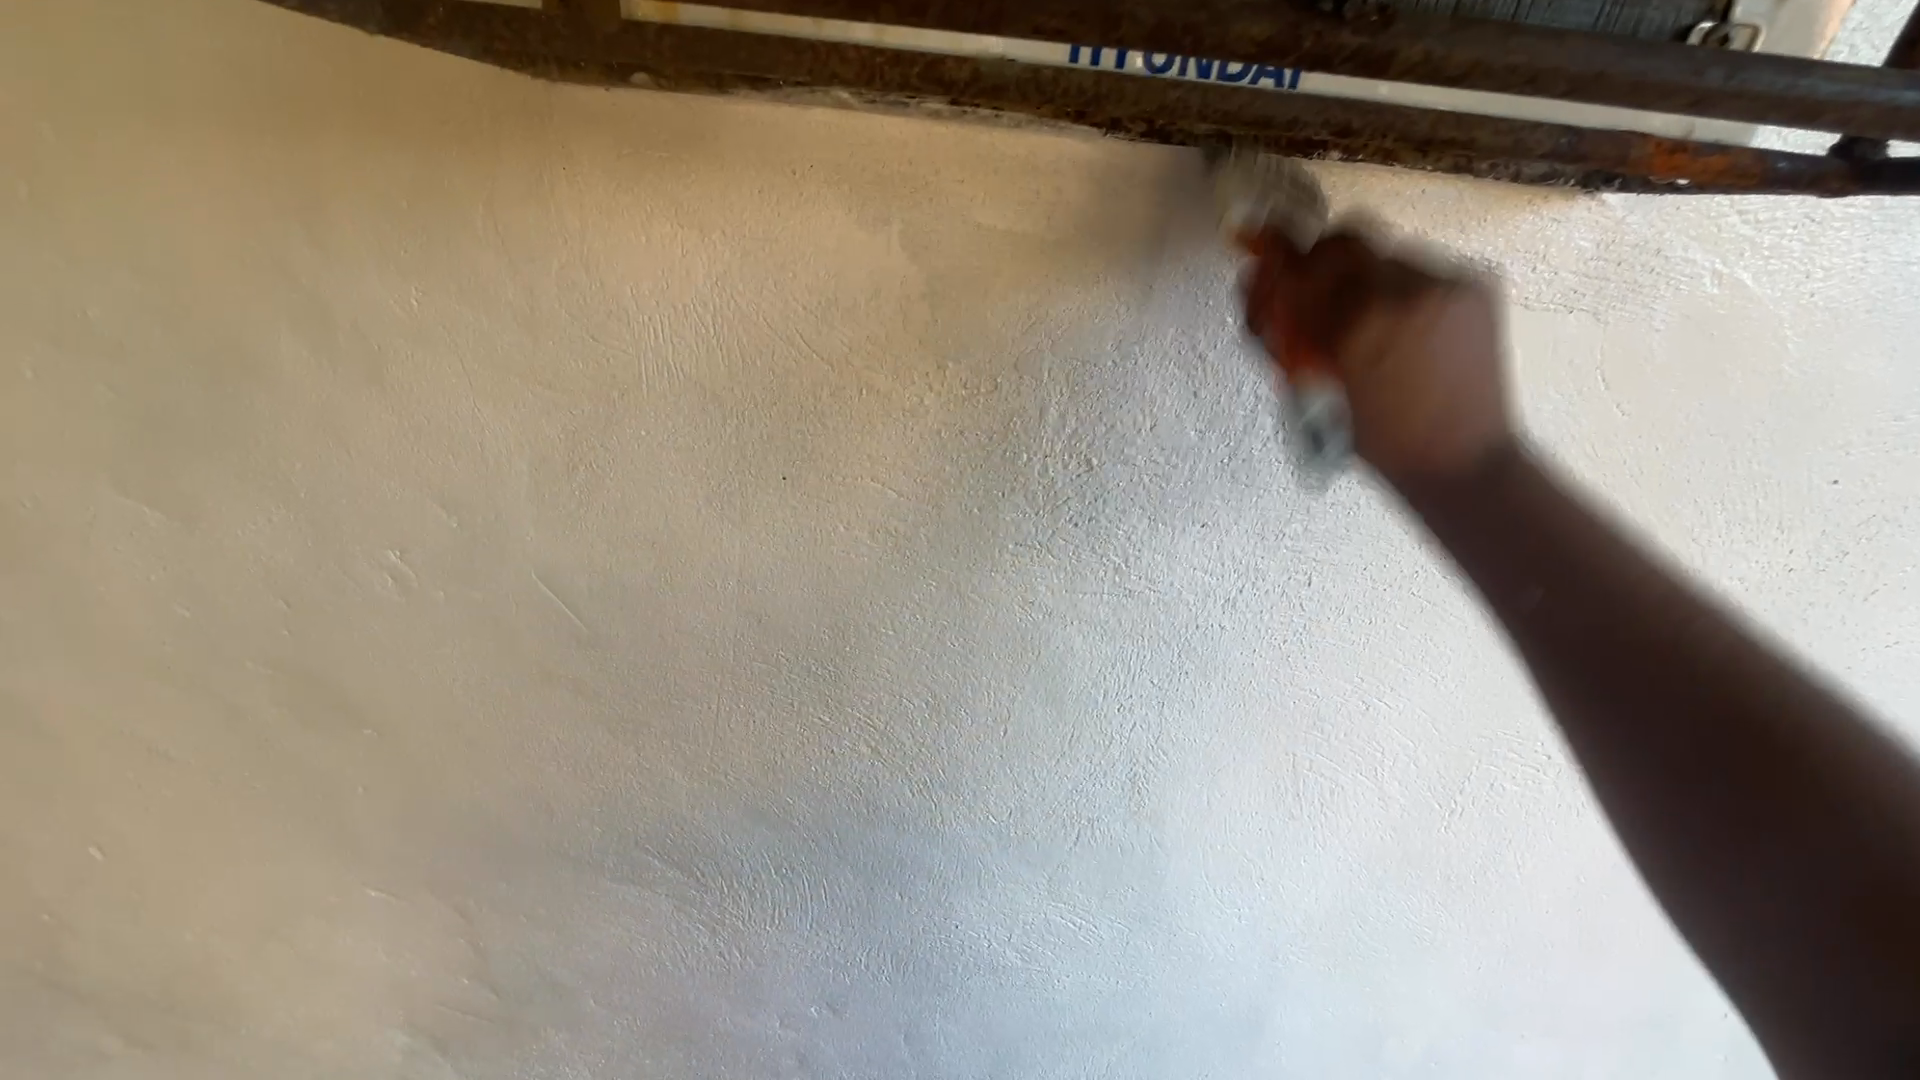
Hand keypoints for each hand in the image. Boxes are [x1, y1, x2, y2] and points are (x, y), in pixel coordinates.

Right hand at [1242, 227, 1515, 484]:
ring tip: (1367, 324)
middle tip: (1313, 287)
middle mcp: (1404, 294)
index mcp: (1354, 327)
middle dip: (1321, 259)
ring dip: (1365, 279)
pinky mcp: (1477, 285)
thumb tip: (1254, 280)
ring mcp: (1447, 285)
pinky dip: (1403, 290)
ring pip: (1385, 254)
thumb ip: (1275, 331)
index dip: (1276, 250)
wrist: (1460, 457)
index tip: (1261, 241)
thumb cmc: (1378, 438)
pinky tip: (1404, 328)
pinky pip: (1423, 268)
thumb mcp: (1309, 390)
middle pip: (1346, 239)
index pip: (1302, 262)